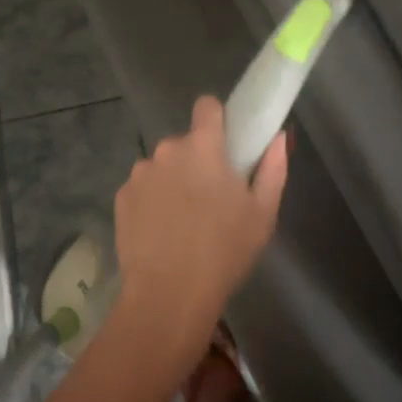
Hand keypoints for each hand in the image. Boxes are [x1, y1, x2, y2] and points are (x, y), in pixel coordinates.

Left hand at [111, 96, 288, 359]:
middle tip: (211, 198)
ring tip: (184, 223)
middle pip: (185, 144)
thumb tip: (280, 136)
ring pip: (162, 167)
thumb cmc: (224, 252)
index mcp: (203, 147)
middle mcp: (166, 150)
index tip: (226, 143)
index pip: (207, 106)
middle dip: (196, 162)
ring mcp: (140, 173)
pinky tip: (162, 234)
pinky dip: (152, 203)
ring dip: (172, 183)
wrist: (169, 295)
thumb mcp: (263, 213)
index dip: (217, 119)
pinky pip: (142, 190)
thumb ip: (273, 168)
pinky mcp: (121, 197)